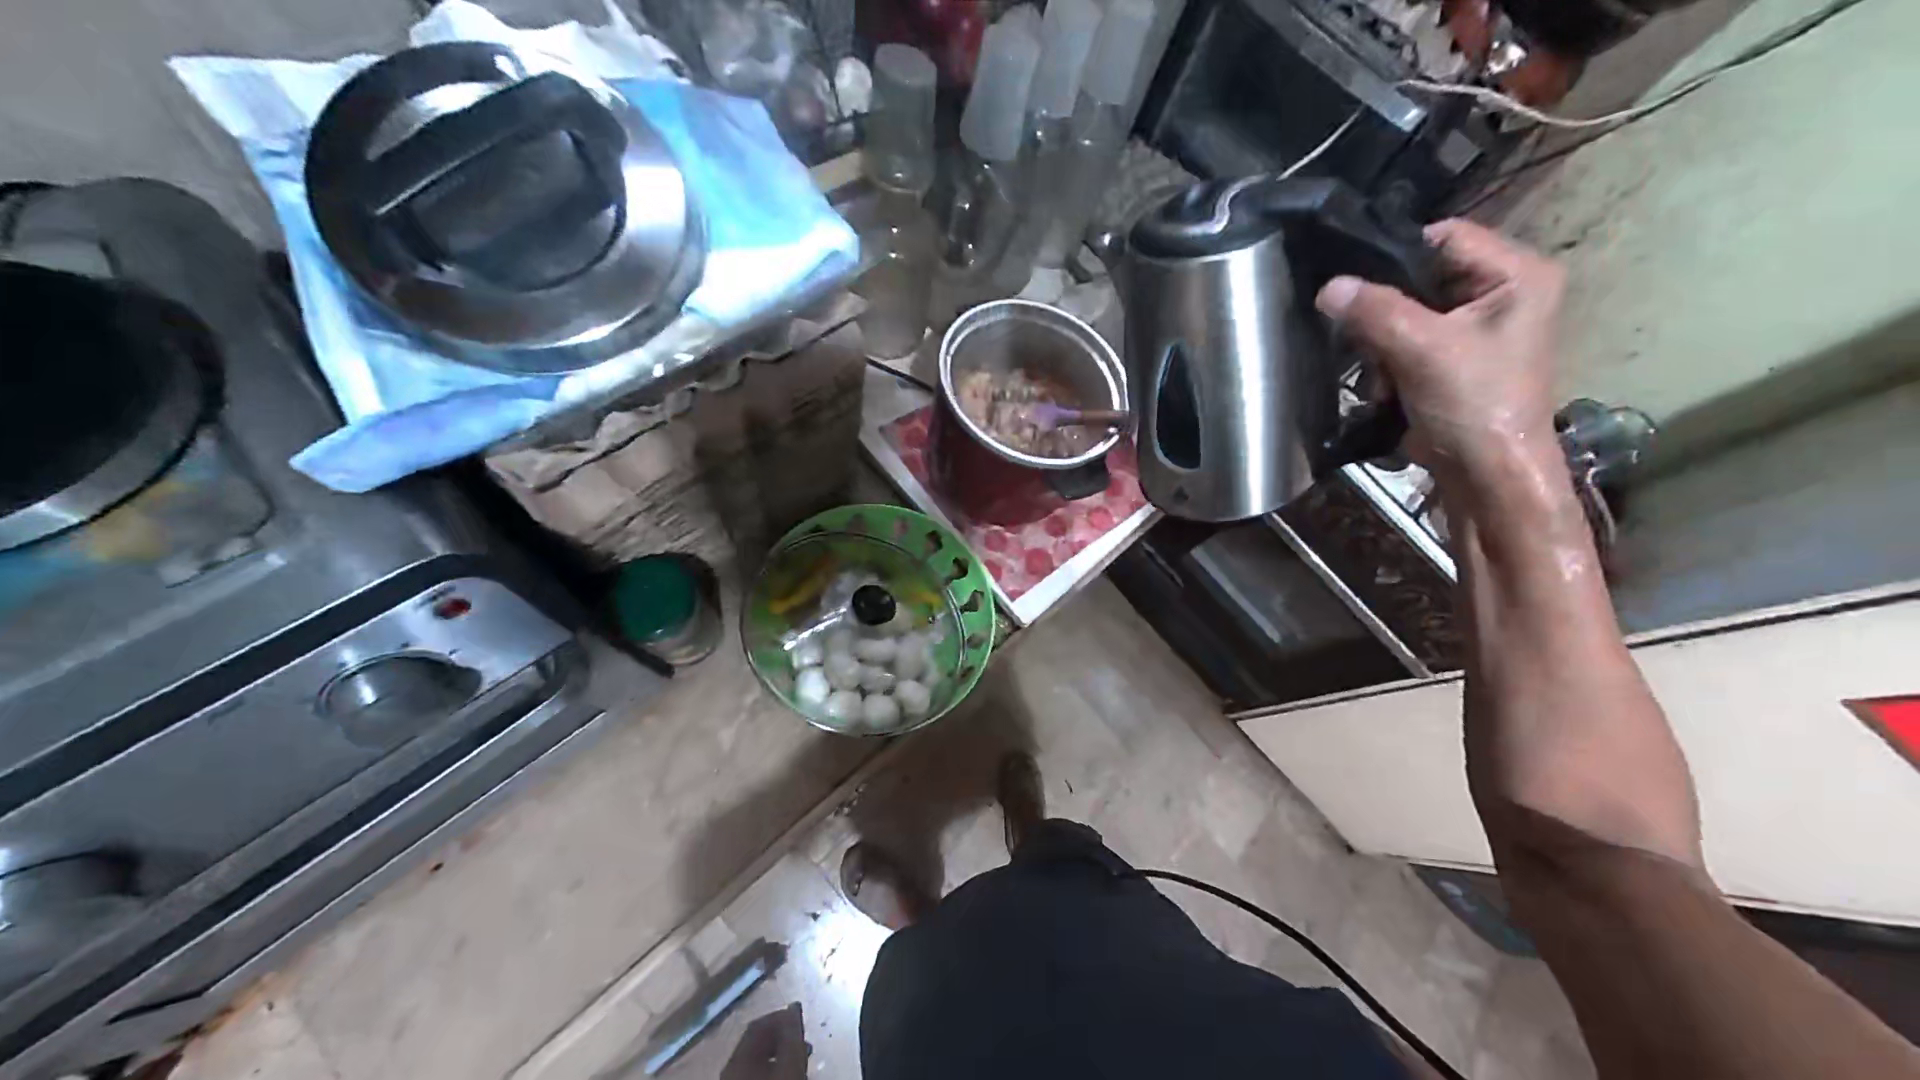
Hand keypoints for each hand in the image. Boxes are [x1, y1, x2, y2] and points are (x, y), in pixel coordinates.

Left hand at [720, 1003, 810, 1079]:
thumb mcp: (789, 1063)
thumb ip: (792, 1034)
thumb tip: (794, 1005)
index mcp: (737, 1055)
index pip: (758, 1024)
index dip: (781, 1016)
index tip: (801, 1017)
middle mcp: (730, 1065)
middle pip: (757, 1041)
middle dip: (783, 1036)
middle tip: (803, 1040)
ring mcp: (733, 1079)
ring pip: (758, 1059)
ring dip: (780, 1054)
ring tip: (800, 1058)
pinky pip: (757, 1073)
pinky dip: (773, 1067)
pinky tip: (787, 1072)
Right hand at [1315, 219, 1564, 479]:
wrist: (1486, 474)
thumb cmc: (1474, 404)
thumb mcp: (1423, 349)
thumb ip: (1374, 311)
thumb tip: (1328, 286)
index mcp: (1518, 274)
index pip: (1446, 236)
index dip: (1396, 254)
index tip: (1352, 282)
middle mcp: (1502, 293)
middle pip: (1420, 277)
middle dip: (1384, 313)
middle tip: (1367, 341)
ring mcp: (1476, 329)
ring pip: (1405, 314)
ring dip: (1381, 346)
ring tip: (1382, 376)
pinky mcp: (1452, 359)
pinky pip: (1405, 342)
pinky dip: (1387, 364)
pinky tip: (1387, 390)